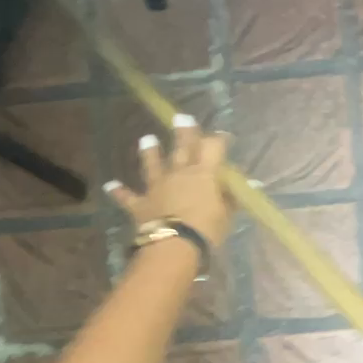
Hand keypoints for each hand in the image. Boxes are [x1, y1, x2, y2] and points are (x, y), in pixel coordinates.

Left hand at [104, 116, 235, 247]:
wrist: (174, 245)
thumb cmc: (206, 230)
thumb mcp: (226, 215)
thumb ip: (233, 197)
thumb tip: (251, 184)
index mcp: (204, 173)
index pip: (214, 147)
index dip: (219, 139)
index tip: (224, 135)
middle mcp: (179, 173)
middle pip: (182, 147)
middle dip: (184, 132)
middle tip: (181, 117)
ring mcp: (158, 187)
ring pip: (153, 164)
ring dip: (150, 152)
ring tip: (146, 139)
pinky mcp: (141, 204)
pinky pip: (128, 197)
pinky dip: (119, 192)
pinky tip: (110, 186)